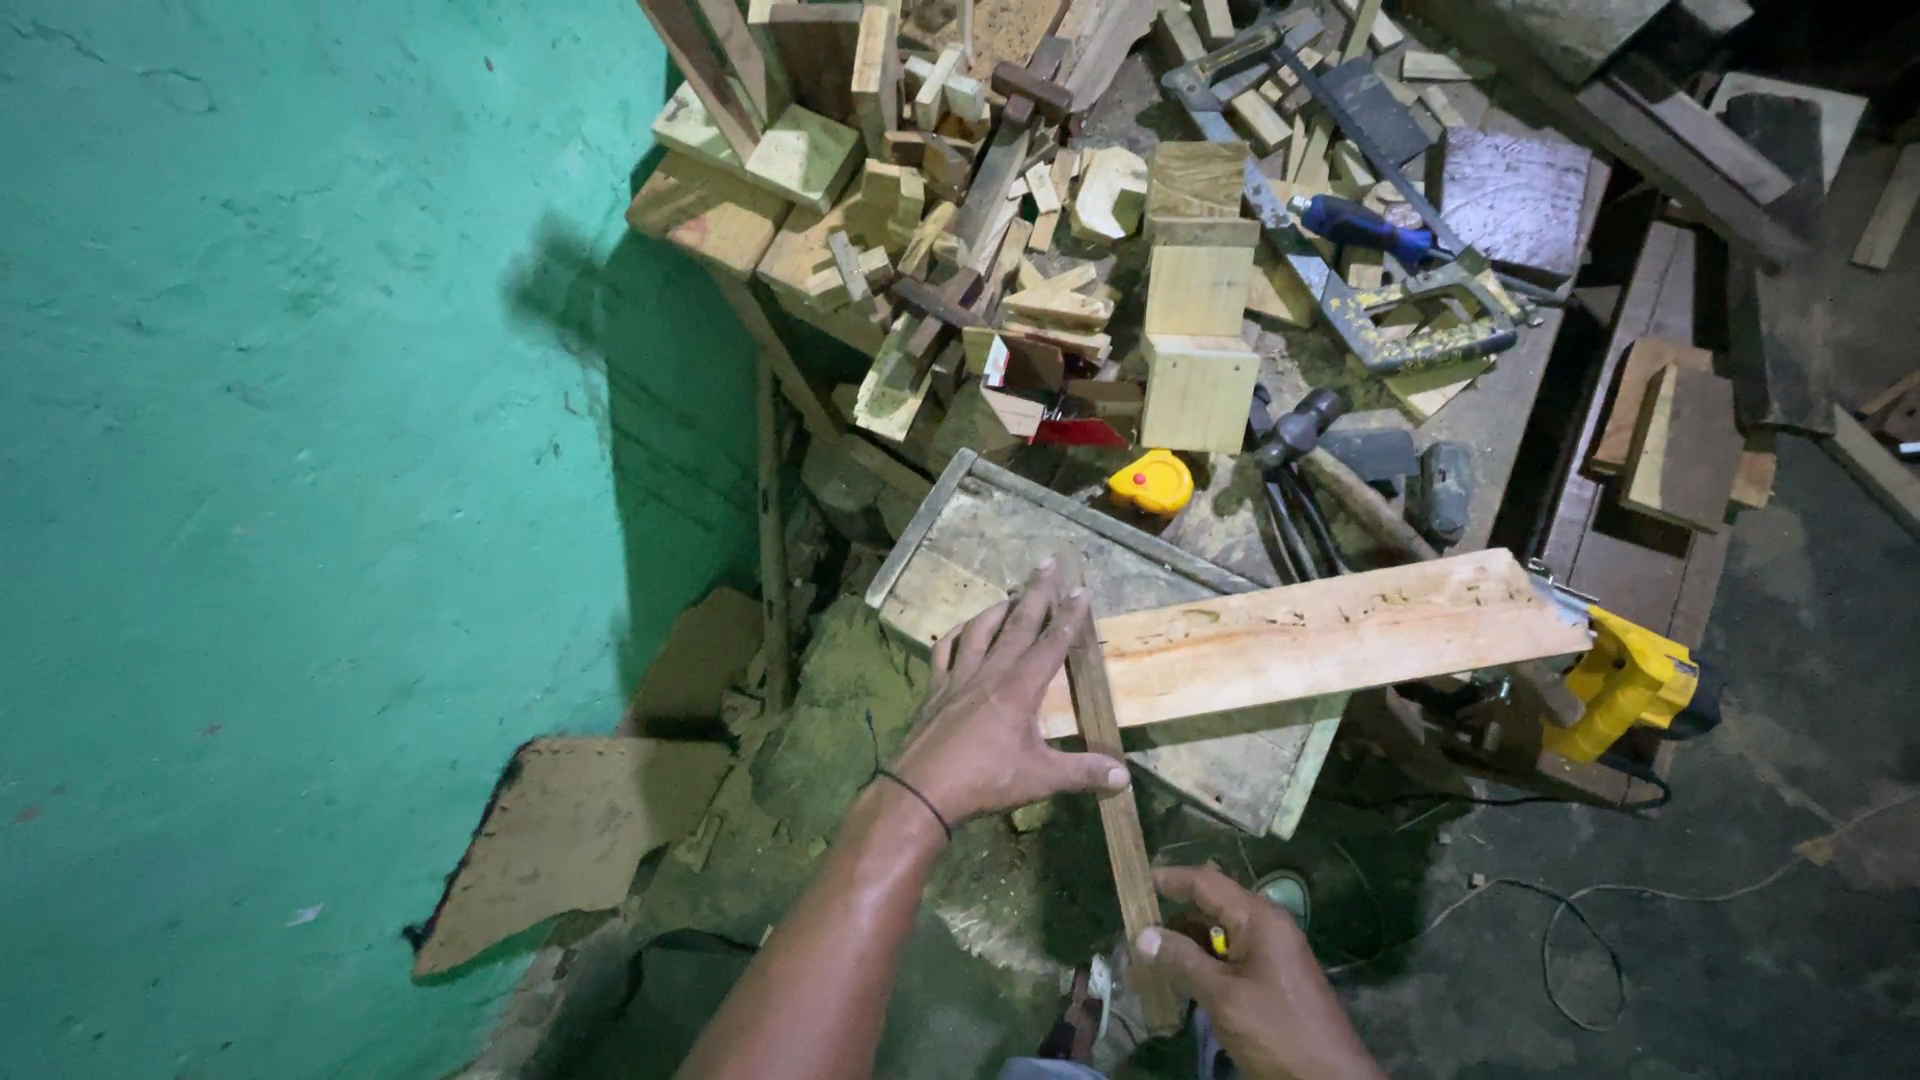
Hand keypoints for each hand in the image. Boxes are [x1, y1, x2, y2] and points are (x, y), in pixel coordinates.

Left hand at [889, 557, 1130, 824]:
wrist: (921, 790)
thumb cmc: (985, 781)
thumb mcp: (1041, 779)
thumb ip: (1083, 773)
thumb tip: (1124, 777)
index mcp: (1020, 688)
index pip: (1052, 643)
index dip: (1069, 616)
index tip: (1080, 589)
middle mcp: (991, 672)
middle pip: (1018, 624)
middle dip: (1036, 593)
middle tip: (1047, 564)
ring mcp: (958, 677)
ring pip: (980, 630)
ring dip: (997, 609)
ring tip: (1011, 595)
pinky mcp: (935, 688)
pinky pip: (945, 651)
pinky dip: (956, 635)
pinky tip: (962, 630)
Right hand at [1137, 867, 1384, 1079]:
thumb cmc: (1277, 1032)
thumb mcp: (1223, 997)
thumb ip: (1182, 961)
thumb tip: (1142, 935)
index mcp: (1259, 918)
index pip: (1206, 882)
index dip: (1169, 879)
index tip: (1135, 883)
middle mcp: (1268, 924)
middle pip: (1213, 902)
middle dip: (1175, 910)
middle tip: (1137, 922)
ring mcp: (1273, 950)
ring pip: (1221, 929)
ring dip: (1188, 937)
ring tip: (1152, 950)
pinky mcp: (1274, 974)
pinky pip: (1233, 952)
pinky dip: (1206, 957)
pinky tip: (1182, 974)